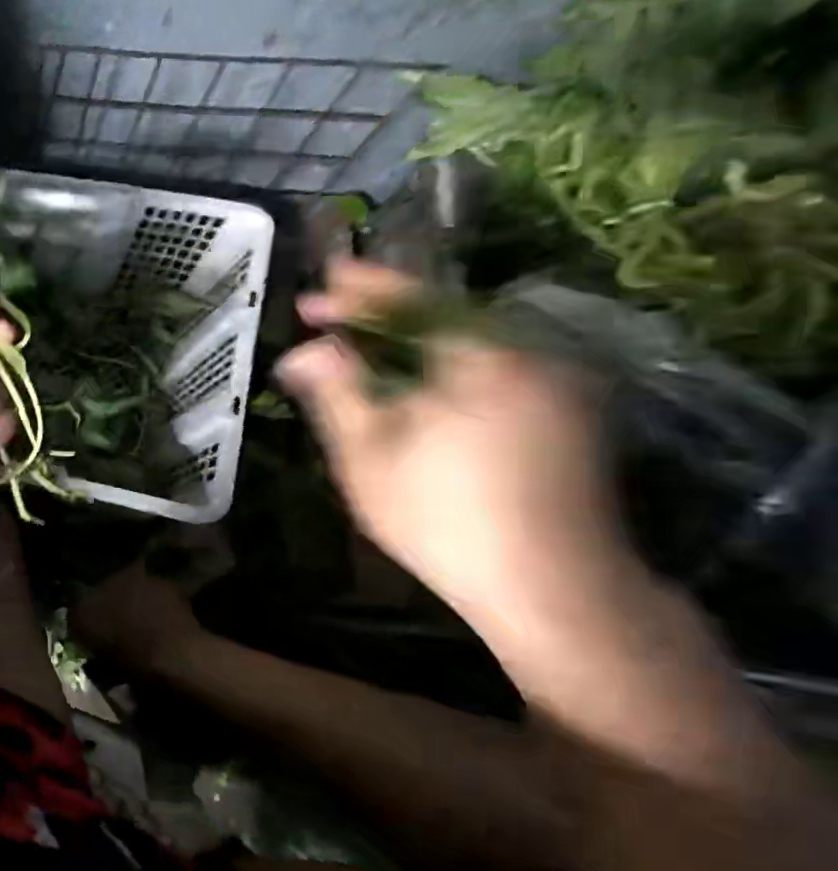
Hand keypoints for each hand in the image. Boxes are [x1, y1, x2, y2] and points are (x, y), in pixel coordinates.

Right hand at [277, 259, 625, 610]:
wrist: (554, 588)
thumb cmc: (442, 515)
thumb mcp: (367, 452)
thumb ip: (335, 391)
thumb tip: (303, 351)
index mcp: (481, 360)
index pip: (413, 302)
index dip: (360, 290)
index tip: (319, 283)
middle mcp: (530, 359)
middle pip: (446, 317)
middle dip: (384, 313)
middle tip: (332, 317)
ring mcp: (557, 389)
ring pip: (471, 345)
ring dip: (413, 340)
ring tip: (363, 347)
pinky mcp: (566, 419)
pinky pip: (493, 369)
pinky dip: (446, 365)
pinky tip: (417, 385)